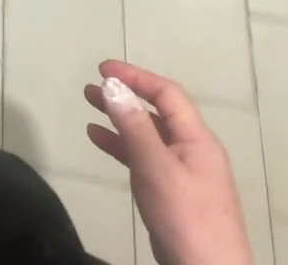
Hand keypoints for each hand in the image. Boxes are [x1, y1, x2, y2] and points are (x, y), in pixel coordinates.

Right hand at [84, 60, 251, 264]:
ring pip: (148, 133)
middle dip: (124, 94)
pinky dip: (122, 144)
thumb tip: (113, 85)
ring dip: (120, 117)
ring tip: (89, 106)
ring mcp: (185, 173)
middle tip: (91, 86)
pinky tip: (99, 139)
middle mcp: (194, 151)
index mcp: (197, 140)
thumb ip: (134, 124)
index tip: (102, 69)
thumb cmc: (185, 218)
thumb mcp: (155, 167)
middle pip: (157, 111)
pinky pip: (145, 156)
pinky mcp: (174, 193)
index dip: (135, 76)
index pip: (167, 93)